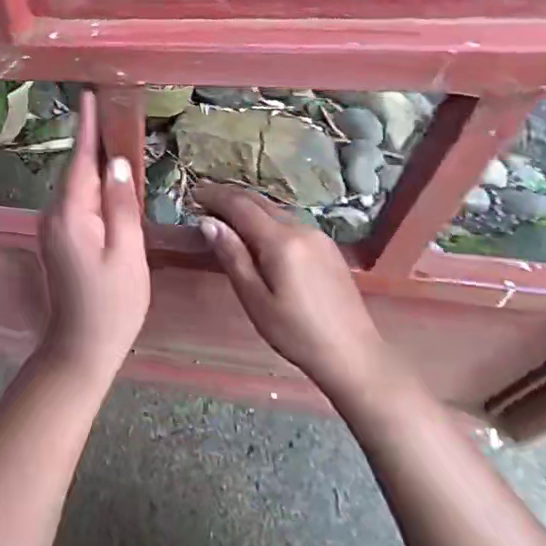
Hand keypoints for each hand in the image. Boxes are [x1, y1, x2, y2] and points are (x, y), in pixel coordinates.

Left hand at [36, 91, 150, 372]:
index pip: (80, 160)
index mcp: (70, 215)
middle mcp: (53, 216)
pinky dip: (94, 191)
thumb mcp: (128, 252)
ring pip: (78, 188)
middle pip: (78, 171)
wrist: (81, 347)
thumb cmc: (113, 304)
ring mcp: (52, 230)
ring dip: (97, 169)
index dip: (87, 128)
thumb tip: (118, 163)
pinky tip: (114, 190)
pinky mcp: (58, 242)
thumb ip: (122, 205)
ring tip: (121, 146)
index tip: (89, 95)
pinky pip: (78, 205)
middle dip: (95, 144)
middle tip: (119, 117)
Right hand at [193, 184, 388, 395]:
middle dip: (229, 195)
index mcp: (281, 241)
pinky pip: (290, 221)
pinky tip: (257, 231)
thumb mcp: (255, 299)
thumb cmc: (296, 333)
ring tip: (223, 213)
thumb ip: (233, 256)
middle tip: (202, 197)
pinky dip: (266, 218)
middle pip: (259, 201)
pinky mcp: (327, 246)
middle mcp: (301, 228)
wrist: (352, 353)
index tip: (192, 192)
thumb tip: (208, 222)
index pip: (241, 205)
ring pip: (276, 210)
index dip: (215, 196)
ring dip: (248, 206)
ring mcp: (318, 235)